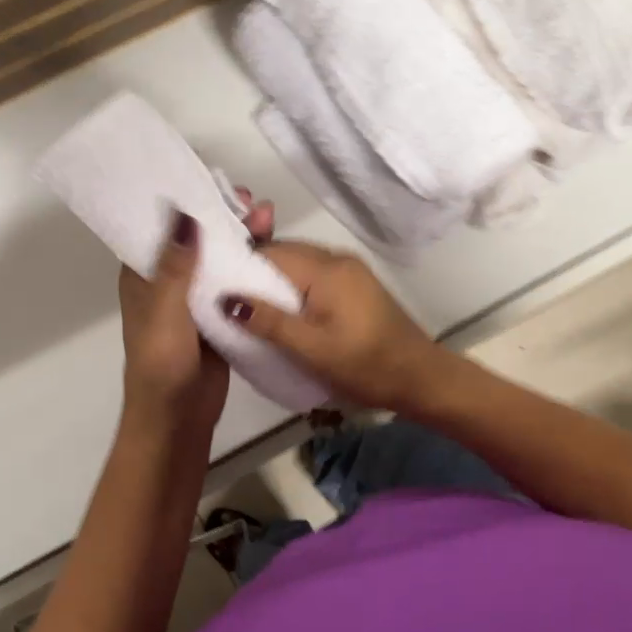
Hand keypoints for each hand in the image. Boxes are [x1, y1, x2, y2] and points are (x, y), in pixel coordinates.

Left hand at [117, 194, 274, 431]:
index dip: (184, 200)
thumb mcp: (165, 314)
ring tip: (269, 216)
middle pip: (196, 238)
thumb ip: (176, 267)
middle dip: (221, 216)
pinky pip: (236, 284)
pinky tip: (275, 252)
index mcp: (144, 276)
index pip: (160, 226)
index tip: (211, 179)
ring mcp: (195, 300)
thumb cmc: (161, 367)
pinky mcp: (219, 317)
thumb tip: (185, 213)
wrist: (178, 420)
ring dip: (241, 238)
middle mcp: (168, 281)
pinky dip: (253, 267)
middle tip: (250, 199)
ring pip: (219, 258)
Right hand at [219, 242, 450, 413]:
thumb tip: (224, 298)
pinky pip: (312, 281)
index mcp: (326, 268)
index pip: (269, 252)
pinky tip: (278, 316)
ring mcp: (349, 273)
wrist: (422, 380)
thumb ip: (269, 321)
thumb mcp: (312, 349)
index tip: (209, 287)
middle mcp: (338, 259)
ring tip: (244, 312)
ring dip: (272, 286)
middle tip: (221, 302)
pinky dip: (291, 293)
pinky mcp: (355, 289)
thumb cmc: (366, 366)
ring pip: (297, 269)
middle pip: (283, 255)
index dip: (238, 266)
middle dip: (252, 275)